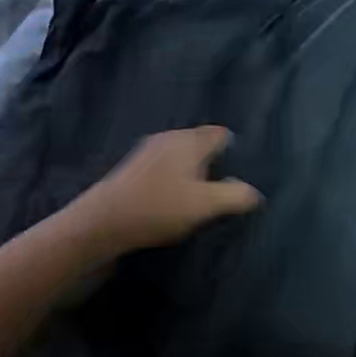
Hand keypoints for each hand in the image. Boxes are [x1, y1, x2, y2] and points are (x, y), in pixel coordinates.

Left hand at [75, 127, 261, 248]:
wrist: (100, 223)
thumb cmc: (158, 208)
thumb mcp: (205, 205)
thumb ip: (235, 196)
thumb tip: (255, 193)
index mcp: (189, 140)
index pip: (222, 133)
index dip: (235, 150)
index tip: (242, 172)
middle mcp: (169, 137)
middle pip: (202, 143)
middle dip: (216, 162)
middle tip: (226, 188)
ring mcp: (149, 151)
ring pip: (183, 156)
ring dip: (194, 172)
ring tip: (203, 197)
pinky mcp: (135, 168)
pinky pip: (167, 166)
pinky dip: (176, 179)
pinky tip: (175, 200)